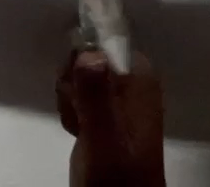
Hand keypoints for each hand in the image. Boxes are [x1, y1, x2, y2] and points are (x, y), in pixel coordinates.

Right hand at [58, 50, 165, 186]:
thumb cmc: (119, 177)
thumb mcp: (105, 135)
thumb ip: (96, 95)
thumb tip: (89, 50)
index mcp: (139, 73)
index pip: (102, 37)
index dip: (82, 57)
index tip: (76, 85)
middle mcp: (131, 78)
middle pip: (87, 55)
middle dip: (73, 82)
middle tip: (78, 111)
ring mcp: (118, 96)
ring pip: (79, 74)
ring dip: (70, 98)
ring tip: (79, 125)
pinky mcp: (105, 112)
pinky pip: (79, 94)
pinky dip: (72, 111)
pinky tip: (77, 130)